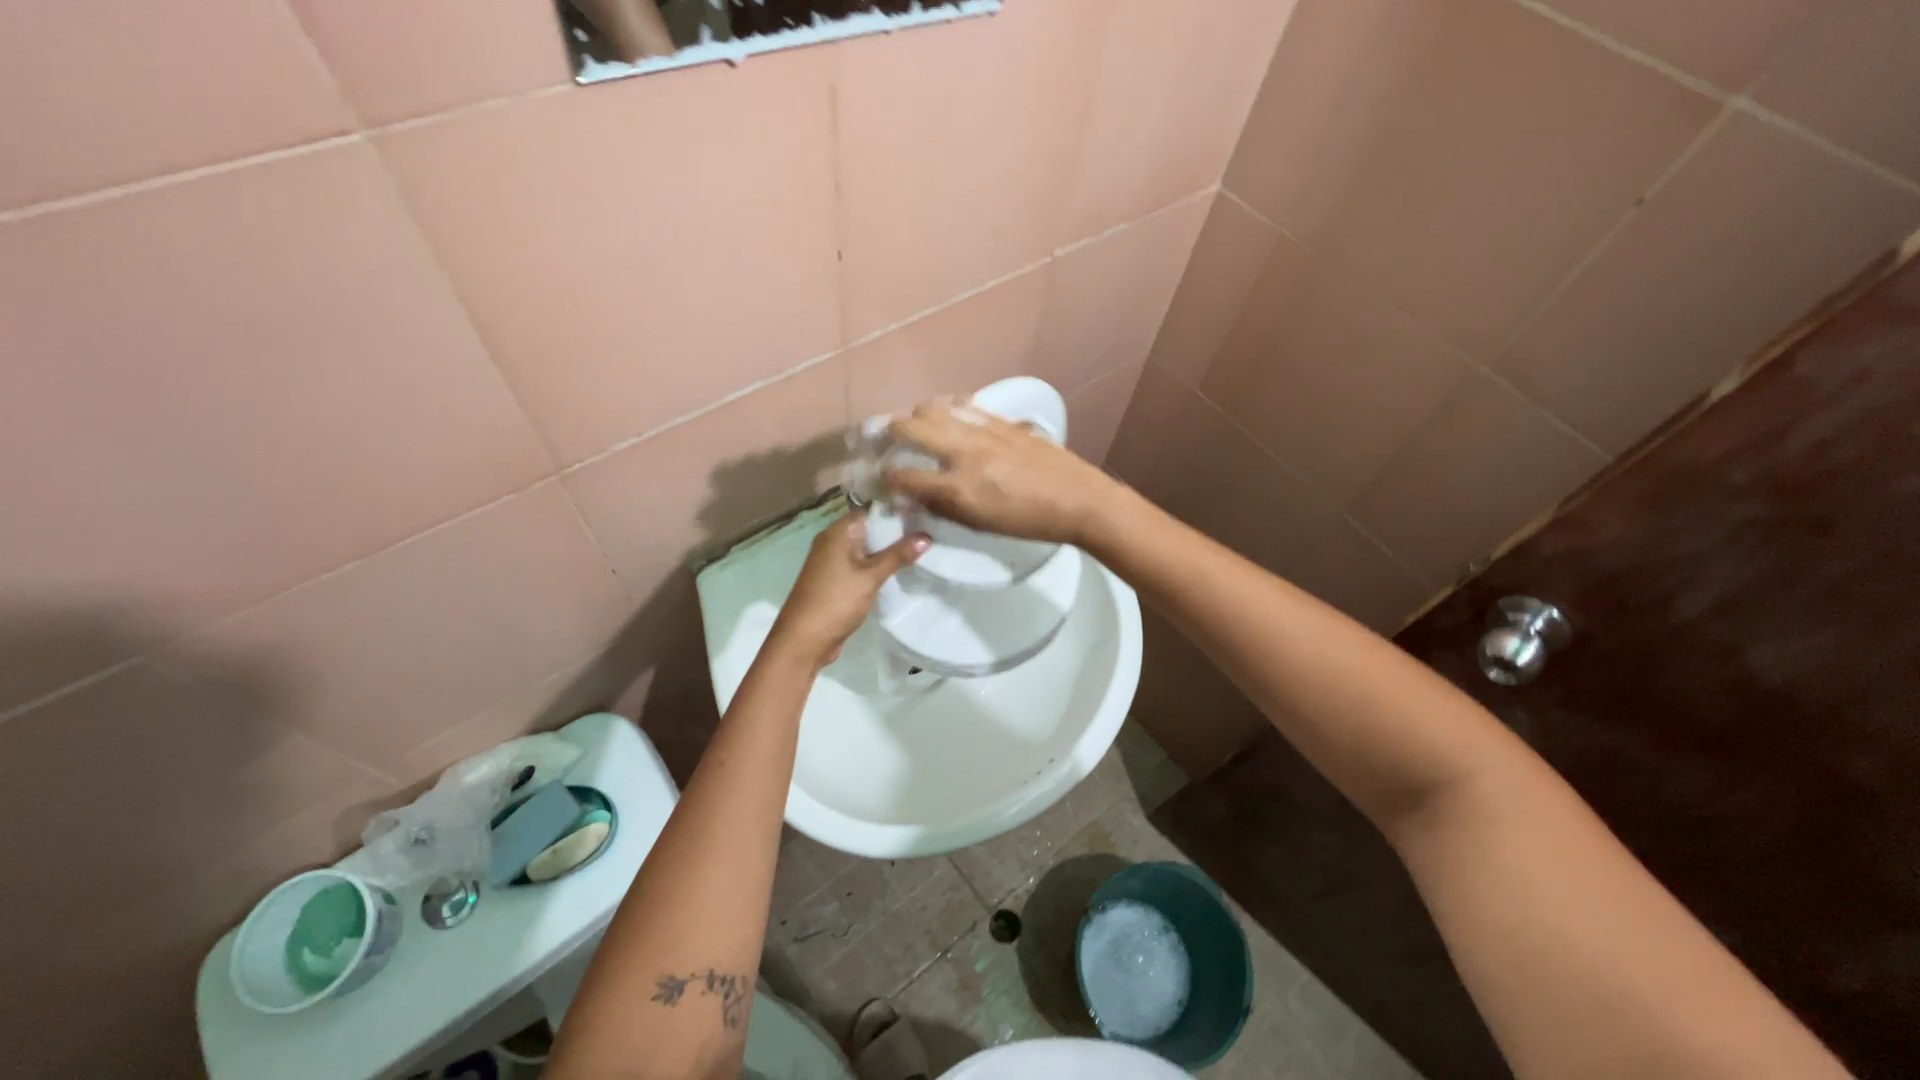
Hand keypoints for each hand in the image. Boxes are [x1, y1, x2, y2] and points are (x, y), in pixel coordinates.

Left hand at [766, 512, 928, 667]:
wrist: (803, 640)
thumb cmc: (836, 601)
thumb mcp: (871, 577)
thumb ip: (898, 555)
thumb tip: (926, 536)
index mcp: (838, 532)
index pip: (870, 510)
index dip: (896, 509)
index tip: (923, 511)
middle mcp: (832, 541)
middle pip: (869, 528)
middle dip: (895, 531)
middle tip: (929, 530)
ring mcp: (832, 561)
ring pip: (865, 548)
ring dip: (888, 550)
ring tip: (921, 548)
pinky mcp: (835, 580)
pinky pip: (860, 565)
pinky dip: (877, 566)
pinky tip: (898, 571)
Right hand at [884, 402, 1128, 547]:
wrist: (1078, 501)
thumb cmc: (1028, 522)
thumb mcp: (980, 525)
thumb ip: (943, 507)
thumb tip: (913, 497)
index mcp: (958, 487)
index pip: (905, 475)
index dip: (887, 476)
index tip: (882, 476)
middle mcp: (965, 453)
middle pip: (912, 427)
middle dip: (891, 431)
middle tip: (887, 437)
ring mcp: (984, 431)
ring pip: (935, 408)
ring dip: (918, 415)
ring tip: (916, 423)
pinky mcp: (1002, 421)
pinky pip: (965, 405)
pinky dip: (949, 409)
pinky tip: (949, 415)